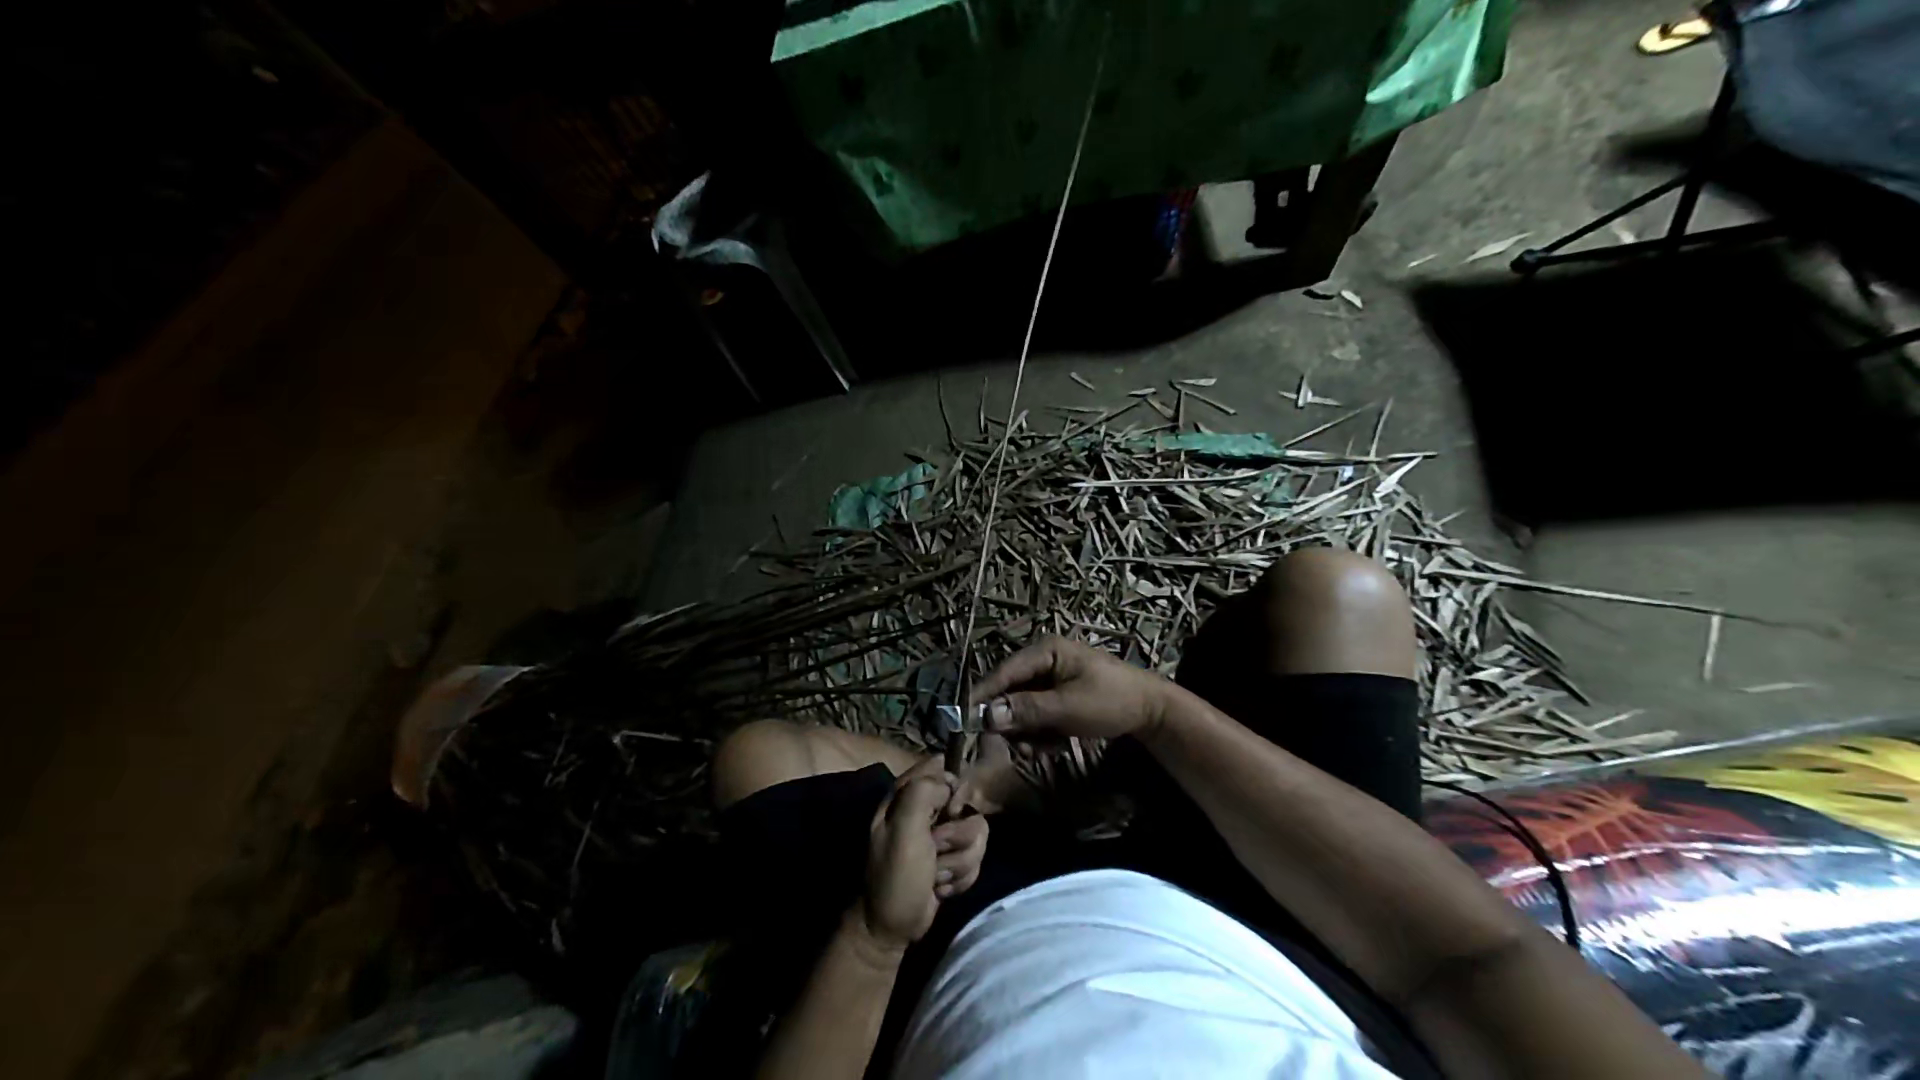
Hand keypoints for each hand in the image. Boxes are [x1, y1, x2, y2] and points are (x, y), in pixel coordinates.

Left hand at [859, 760, 982, 949]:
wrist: (892, 926)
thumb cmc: (895, 875)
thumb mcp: (903, 829)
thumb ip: (924, 793)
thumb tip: (949, 783)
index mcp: (907, 796)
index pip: (941, 768)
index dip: (953, 788)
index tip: (951, 810)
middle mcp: (925, 811)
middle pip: (967, 805)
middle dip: (958, 835)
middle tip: (936, 849)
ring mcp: (940, 837)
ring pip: (976, 834)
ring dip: (959, 861)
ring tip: (936, 875)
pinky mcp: (951, 860)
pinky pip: (975, 857)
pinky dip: (961, 877)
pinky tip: (941, 887)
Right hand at [970, 636, 1171, 741]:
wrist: (1151, 711)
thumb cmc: (1111, 701)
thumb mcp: (1068, 707)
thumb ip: (1027, 710)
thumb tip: (987, 716)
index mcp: (1045, 651)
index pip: (1003, 672)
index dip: (983, 696)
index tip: (963, 720)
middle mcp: (1042, 661)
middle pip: (1008, 692)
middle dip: (1011, 722)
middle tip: (1020, 748)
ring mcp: (1050, 678)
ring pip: (1020, 708)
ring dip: (1027, 732)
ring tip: (1045, 748)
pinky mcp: (1056, 696)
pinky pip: (1035, 715)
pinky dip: (1039, 733)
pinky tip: (1055, 745)